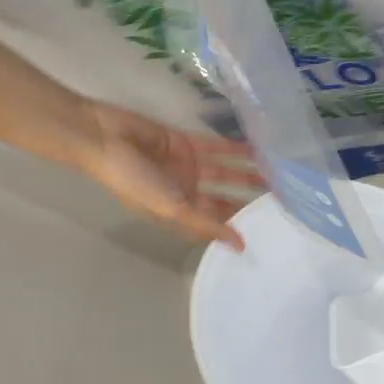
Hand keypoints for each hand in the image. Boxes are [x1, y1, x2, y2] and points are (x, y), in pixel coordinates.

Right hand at [73, 101, 262, 248]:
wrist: (97, 136)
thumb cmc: (133, 181)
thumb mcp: (172, 210)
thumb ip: (208, 226)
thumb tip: (241, 247)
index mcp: (182, 214)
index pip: (220, 225)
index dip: (242, 227)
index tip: (273, 231)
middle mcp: (188, 193)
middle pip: (228, 200)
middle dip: (252, 202)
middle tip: (286, 204)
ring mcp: (188, 167)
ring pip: (227, 174)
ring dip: (250, 175)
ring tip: (280, 178)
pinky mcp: (186, 143)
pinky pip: (217, 149)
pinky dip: (237, 151)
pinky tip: (260, 154)